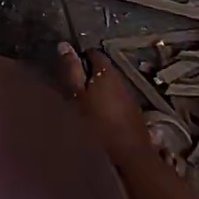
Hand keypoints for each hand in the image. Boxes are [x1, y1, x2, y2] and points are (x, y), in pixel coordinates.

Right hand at [58, 43, 152, 159]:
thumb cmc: (97, 122)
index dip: (80, 59)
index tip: (69, 72)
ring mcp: (129, 97)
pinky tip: (99, 120)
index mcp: (106, 72)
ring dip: (98, 92)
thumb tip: (64, 44)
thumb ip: (71, 70)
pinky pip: (116, 101)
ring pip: (110, 86)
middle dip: (88, 76)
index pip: (93, 53)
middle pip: (102, 70)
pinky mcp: (133, 113)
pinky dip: (107, 105)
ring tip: (83, 107)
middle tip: (73, 92)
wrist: (128, 154)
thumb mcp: (77, 95)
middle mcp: (121, 79)